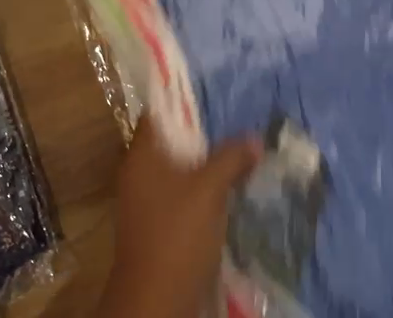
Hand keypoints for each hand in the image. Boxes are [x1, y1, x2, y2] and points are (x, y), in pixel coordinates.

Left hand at [94, 116, 261, 317]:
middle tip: (235, 125)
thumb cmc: (177, 235)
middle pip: (171, 142)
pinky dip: (201, 190)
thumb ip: (231, 158)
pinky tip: (227, 193)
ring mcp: (145, 202)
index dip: (184, 102)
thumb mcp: (210, 190)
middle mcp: (138, 173)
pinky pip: (181, 196)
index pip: (159, 113)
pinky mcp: (156, 227)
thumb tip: (255, 138)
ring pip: (178, 170)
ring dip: (205, 165)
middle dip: (202, 135)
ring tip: (239, 156)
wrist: (155, 302)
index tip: (213, 95)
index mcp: (141, 155)